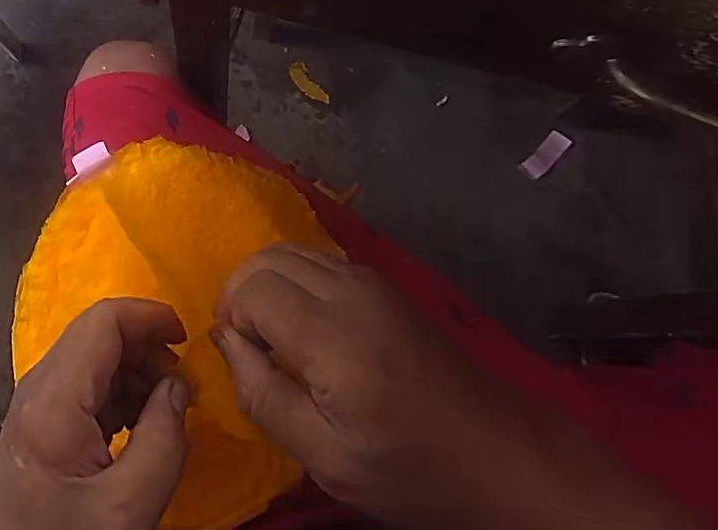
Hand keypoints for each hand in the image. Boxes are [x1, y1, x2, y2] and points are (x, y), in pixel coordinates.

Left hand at [0, 298, 191, 529]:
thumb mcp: (127, 507)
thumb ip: (164, 438)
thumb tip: (177, 386)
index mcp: (55, 396)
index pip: (105, 319)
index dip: (150, 316)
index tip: (187, 338)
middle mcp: (38, 387)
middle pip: (98, 333)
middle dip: (146, 346)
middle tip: (179, 383)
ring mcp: (34, 404)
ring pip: (92, 356)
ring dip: (134, 370)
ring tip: (164, 408)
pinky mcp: (37, 424)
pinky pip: (83, 385)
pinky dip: (117, 391)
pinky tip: (138, 425)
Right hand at [214, 246, 694, 529]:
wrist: (491, 449)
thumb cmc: (407, 467)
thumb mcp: (325, 456)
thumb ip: (263, 395)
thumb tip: (227, 340)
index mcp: (334, 336)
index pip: (253, 290)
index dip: (231, 318)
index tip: (242, 359)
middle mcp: (349, 289)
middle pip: (266, 259)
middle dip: (240, 294)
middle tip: (246, 345)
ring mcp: (367, 277)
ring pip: (288, 250)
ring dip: (264, 282)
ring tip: (270, 333)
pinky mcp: (379, 278)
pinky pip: (315, 258)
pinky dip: (291, 278)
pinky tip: (301, 321)